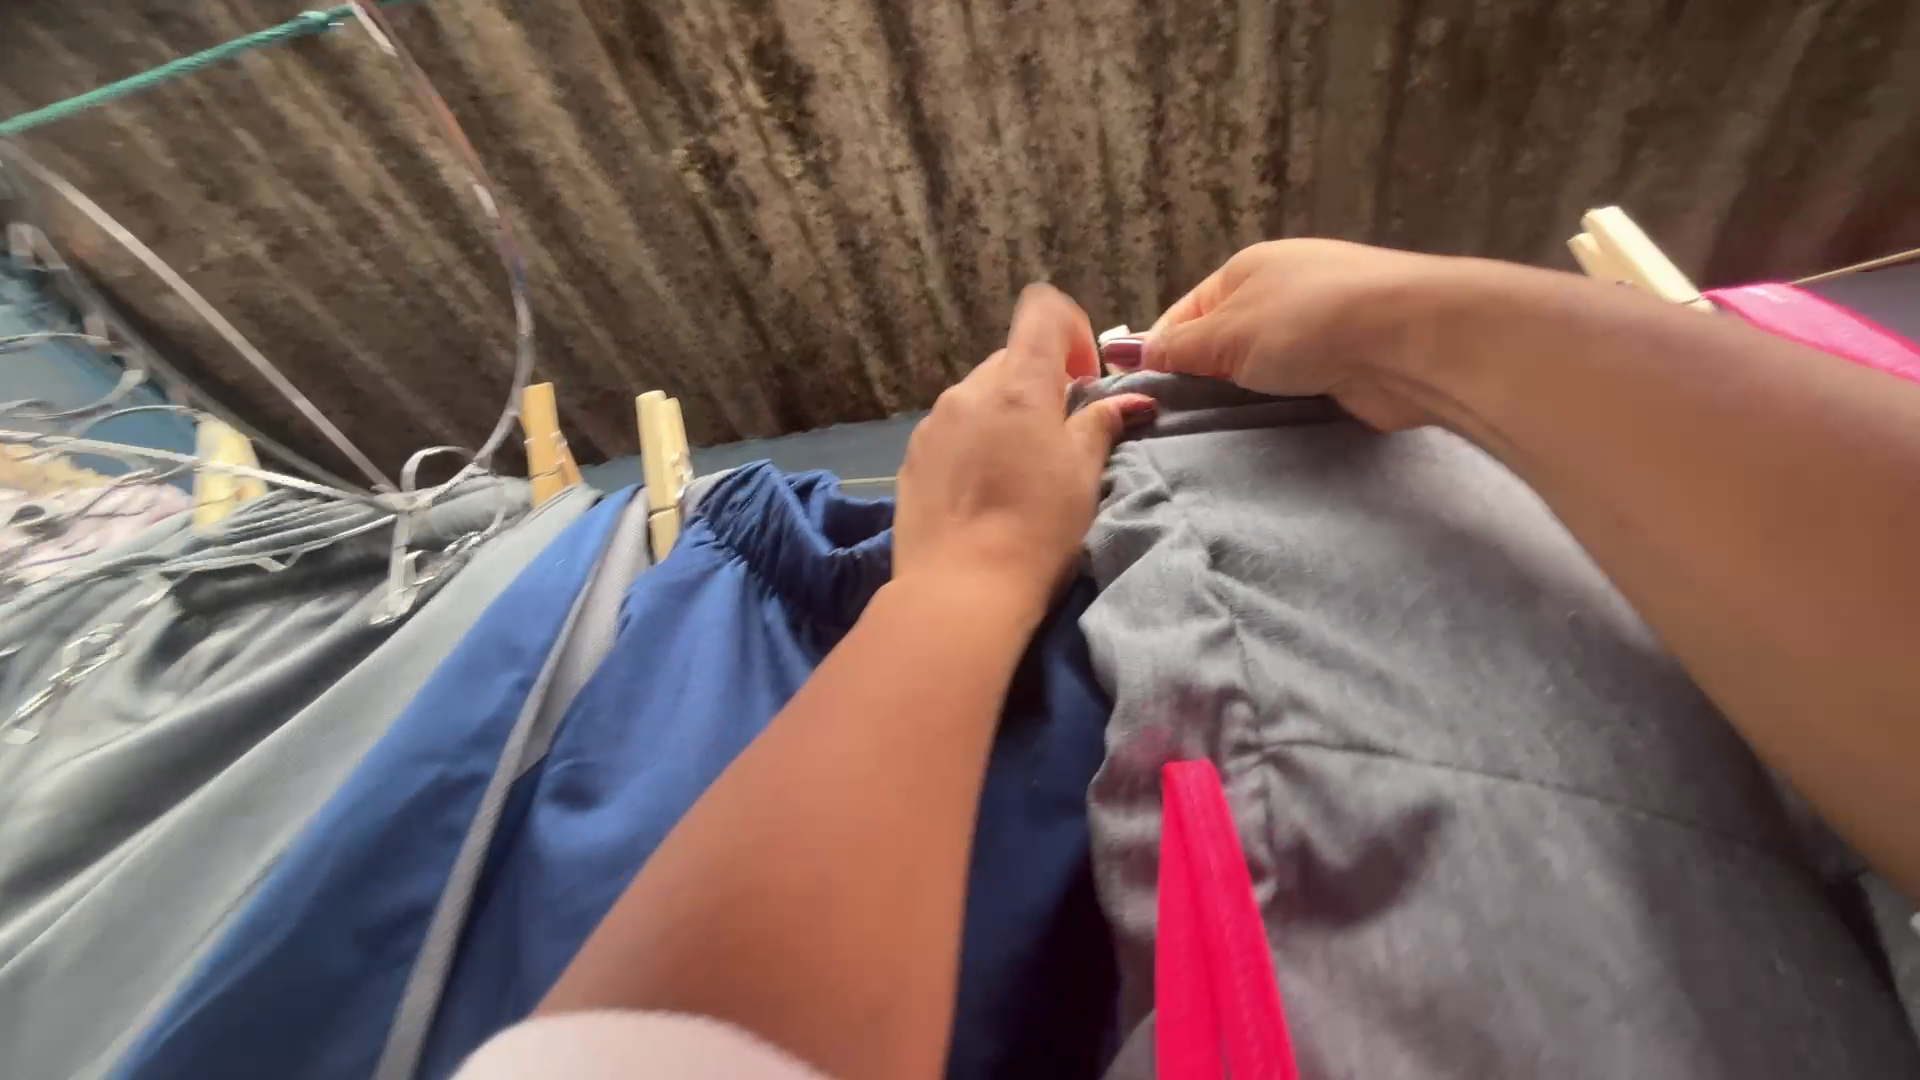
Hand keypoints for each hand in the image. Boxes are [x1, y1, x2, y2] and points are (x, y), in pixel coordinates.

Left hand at [895, 284, 1154, 615]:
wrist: (959, 590)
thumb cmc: (1036, 530)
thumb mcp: (1082, 476)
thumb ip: (1099, 425)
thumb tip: (1129, 400)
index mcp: (1017, 385)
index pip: (1042, 312)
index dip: (1071, 330)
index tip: (1083, 377)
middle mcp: (967, 392)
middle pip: (1010, 361)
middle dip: (1039, 385)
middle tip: (1056, 438)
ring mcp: (932, 424)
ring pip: (977, 397)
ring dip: (1003, 415)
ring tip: (1015, 472)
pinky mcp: (910, 457)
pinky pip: (950, 430)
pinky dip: (972, 442)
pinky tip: (980, 490)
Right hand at [1141, 239, 1471, 430]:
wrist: (1412, 341)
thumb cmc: (1307, 323)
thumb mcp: (1225, 333)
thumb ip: (1175, 348)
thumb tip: (1124, 351)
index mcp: (1245, 270)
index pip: (1181, 316)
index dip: (1158, 353)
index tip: (1141, 395)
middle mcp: (1278, 291)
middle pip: (1217, 342)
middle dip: (1197, 376)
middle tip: (1173, 418)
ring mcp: (1313, 325)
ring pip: (1253, 368)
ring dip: (1237, 394)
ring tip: (1213, 426)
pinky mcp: (1341, 361)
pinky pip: (1289, 385)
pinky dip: (1273, 403)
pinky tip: (1259, 424)